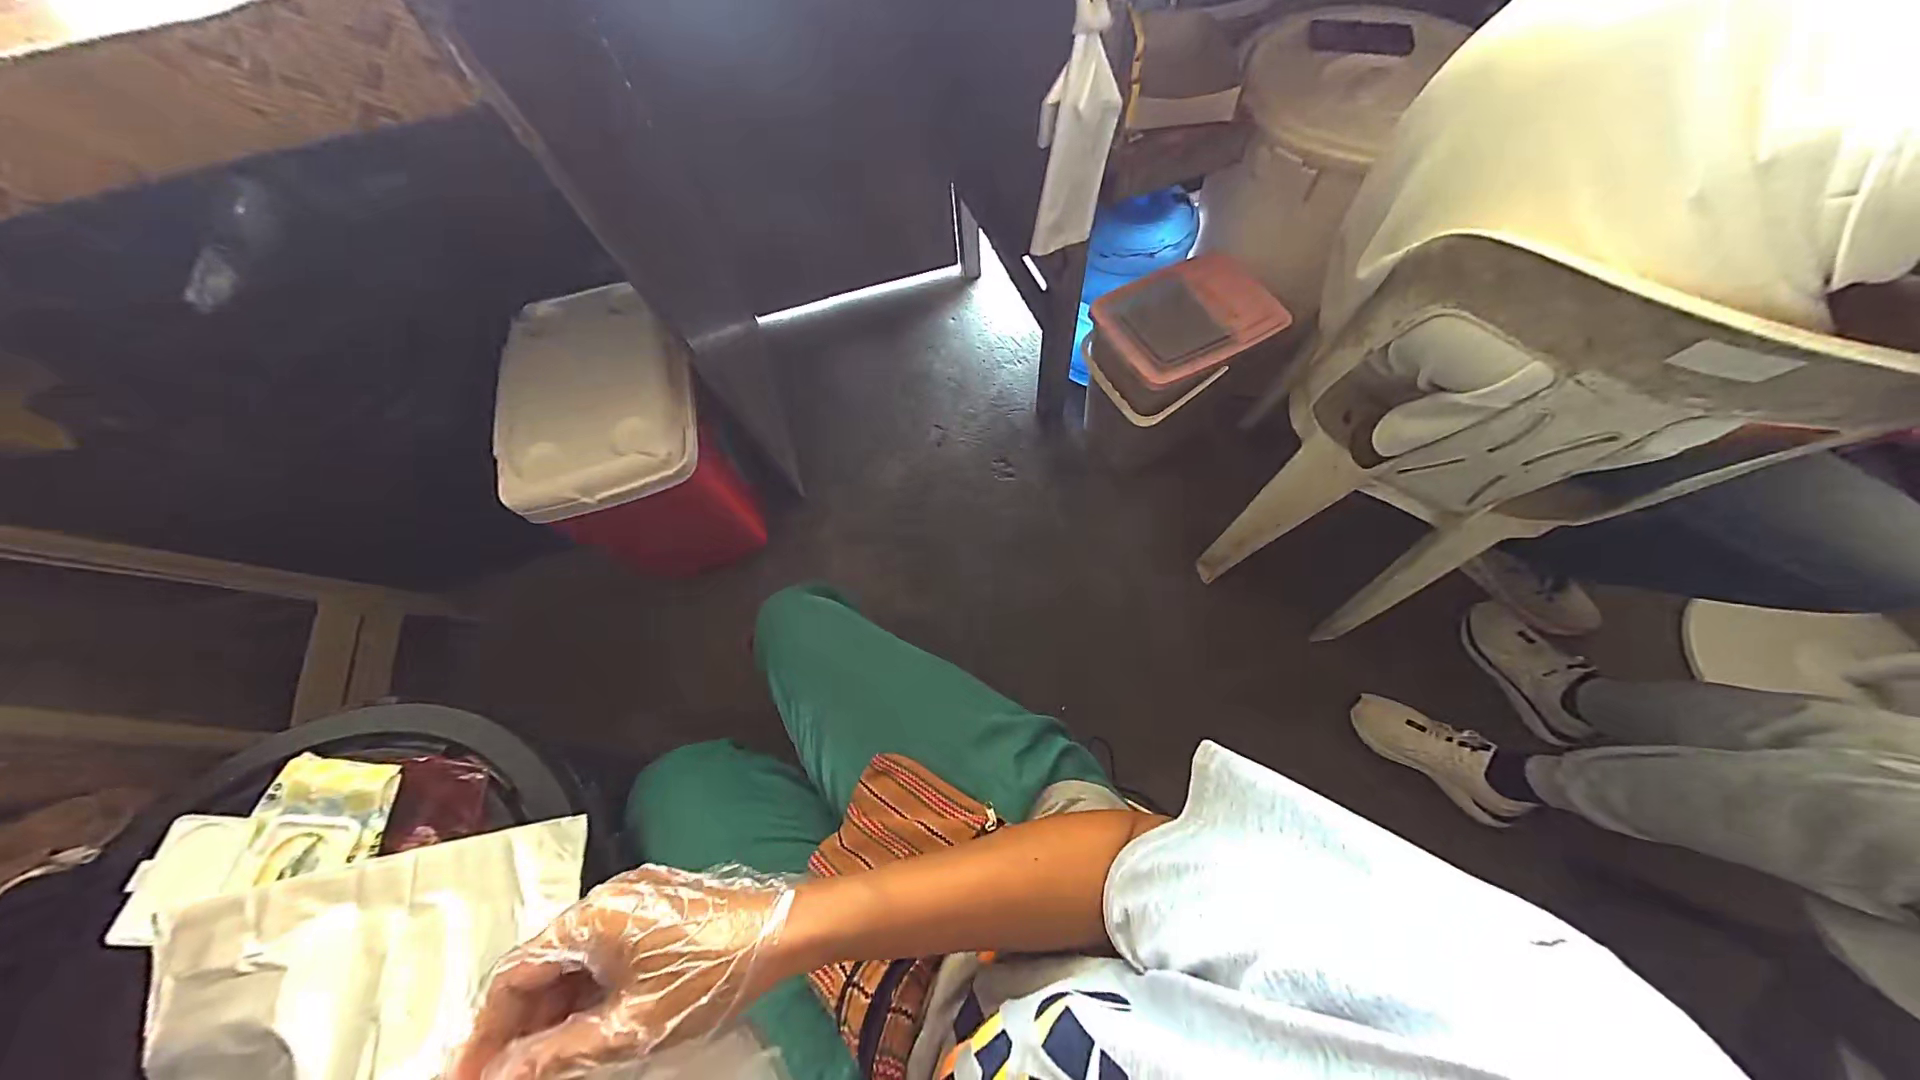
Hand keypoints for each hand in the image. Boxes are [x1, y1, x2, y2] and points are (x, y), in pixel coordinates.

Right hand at [445, 865, 793, 1079]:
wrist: (780, 932)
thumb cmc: (706, 977)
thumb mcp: (628, 1027)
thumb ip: (555, 1054)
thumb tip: (501, 1077)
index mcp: (592, 917)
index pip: (514, 974)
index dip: (484, 1034)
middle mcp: (607, 898)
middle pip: (544, 965)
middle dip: (519, 1026)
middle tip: (510, 1078)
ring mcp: (636, 898)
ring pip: (576, 958)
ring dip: (555, 1010)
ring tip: (545, 1063)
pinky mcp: (658, 905)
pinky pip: (606, 949)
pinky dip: (590, 989)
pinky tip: (587, 1026)